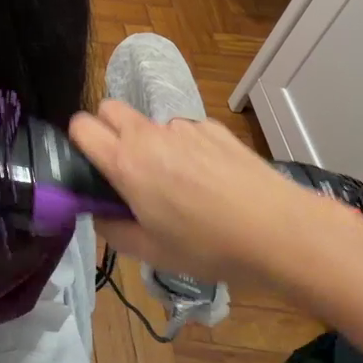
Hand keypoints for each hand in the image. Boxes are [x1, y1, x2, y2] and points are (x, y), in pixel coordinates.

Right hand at [69, 102, 352, 287]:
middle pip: (108, 108)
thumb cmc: (211, 248)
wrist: (283, 232)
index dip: (79, 142)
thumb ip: (113, 230)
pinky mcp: (212, 128)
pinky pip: (186, 132)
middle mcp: (147, 135)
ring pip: (150, 124)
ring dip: (153, 144)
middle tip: (128, 168)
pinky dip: (188, 149)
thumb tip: (97, 212)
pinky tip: (214, 181)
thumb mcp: (154, 253)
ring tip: (182, 183)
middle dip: (109, 130)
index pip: (80, 126)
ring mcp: (182, 127)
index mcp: (125, 162)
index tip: (92, 166)